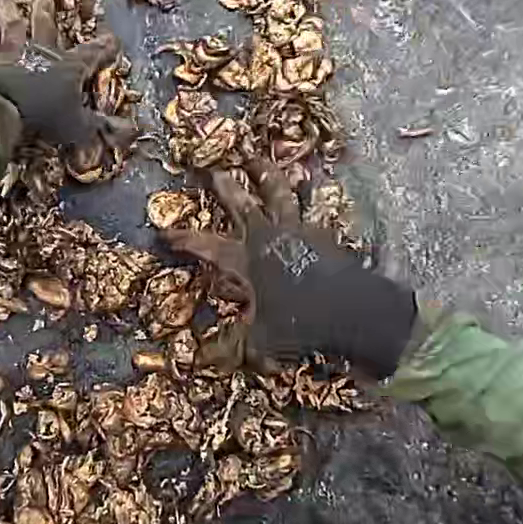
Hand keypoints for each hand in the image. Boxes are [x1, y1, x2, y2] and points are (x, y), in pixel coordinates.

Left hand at [0, 0, 134, 152]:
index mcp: (69, 66)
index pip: (93, 53)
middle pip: (46, 26)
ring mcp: (11, 52)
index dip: (105, 48)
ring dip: (8, 11)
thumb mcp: (76, 126)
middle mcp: (41, 51)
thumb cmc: (42, 116)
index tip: (113, 40)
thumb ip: (101, 127)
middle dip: (47, 10)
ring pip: (12, 26)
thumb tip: (133, 131)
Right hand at [164, 160, 417, 375]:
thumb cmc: (302, 324)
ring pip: (280, 196)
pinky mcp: (324, 237)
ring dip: (268, 176)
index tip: (165, 233)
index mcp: (246, 259)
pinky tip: (308, 192)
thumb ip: (234, 347)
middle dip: (227, 188)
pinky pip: (311, 212)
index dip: (184, 240)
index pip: (205, 246)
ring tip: (260, 159)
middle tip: (215, 171)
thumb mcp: (262, 341)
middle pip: (243, 206)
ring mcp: (298, 234)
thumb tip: (204, 364)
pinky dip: (306, 201)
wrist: (357, 313)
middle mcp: (268, 239)